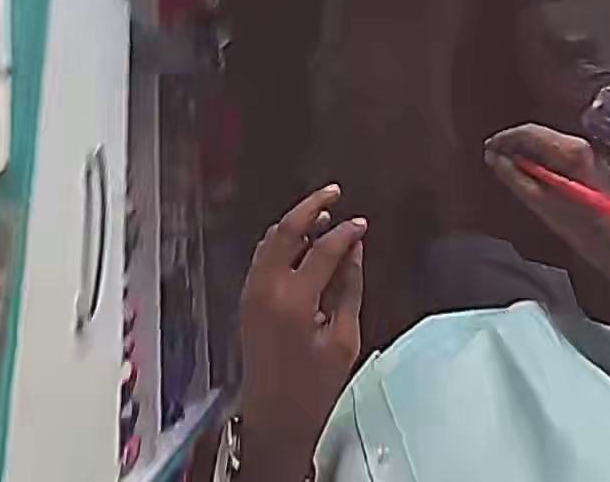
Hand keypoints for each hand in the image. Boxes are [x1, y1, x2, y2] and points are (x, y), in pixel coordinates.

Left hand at [238, 184, 365, 481]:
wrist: (274, 419)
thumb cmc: (315, 385)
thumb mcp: (344, 338)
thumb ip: (349, 286)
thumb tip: (354, 246)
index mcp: (294, 300)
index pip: (323, 249)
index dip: (345, 232)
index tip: (362, 223)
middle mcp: (267, 288)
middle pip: (286, 229)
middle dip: (311, 205)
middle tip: (333, 191)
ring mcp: (252, 290)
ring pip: (272, 237)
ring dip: (296, 220)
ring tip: (323, 212)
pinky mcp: (247, 296)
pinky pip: (264, 253)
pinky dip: (283, 238)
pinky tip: (302, 238)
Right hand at [485, 124, 609, 287]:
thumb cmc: (582, 229)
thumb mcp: (541, 204)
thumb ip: (514, 176)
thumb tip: (493, 156)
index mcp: (569, 151)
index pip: (528, 132)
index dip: (504, 138)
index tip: (487, 149)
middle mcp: (579, 144)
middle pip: (536, 133)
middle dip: (512, 142)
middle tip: (492, 156)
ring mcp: (585, 151)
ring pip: (545, 140)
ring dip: (524, 149)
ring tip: (506, 164)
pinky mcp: (587, 161)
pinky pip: (554, 150)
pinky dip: (537, 155)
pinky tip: (527, 169)